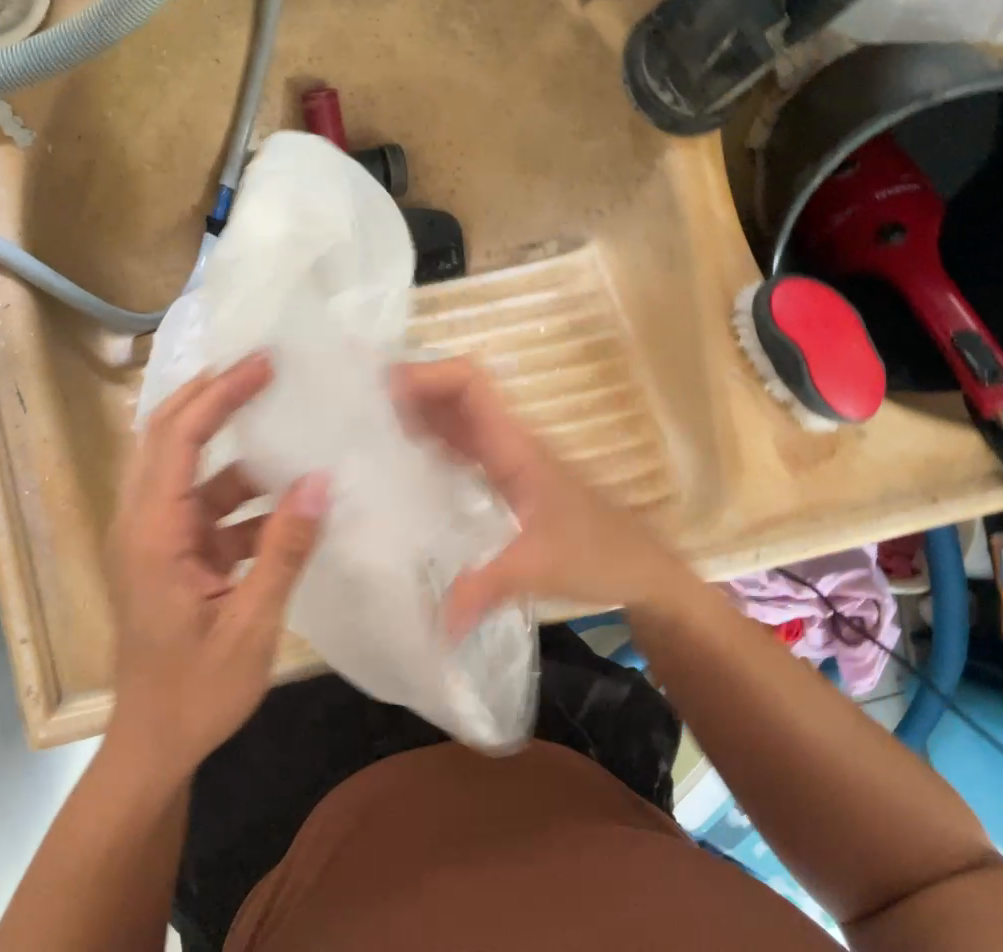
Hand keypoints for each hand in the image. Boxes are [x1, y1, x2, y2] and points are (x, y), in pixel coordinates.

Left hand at [108, 355, 328, 772]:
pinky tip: (289, 507)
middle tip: (265, 369)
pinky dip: (244, 503)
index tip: (263, 364)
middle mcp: (144, 524)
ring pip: (191, 474)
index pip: (178, 438)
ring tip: (291, 433)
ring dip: (237, 456)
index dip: (219, 394)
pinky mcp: (172, 559)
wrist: (154, 745)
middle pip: (169, 438)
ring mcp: (157, 541)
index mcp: (152, 534)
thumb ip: (284, 550)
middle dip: (214, 399)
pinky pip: (208, 511)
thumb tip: (320, 482)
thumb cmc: (195, 692)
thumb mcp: (251, 624)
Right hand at [390, 357, 681, 635]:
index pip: (471, 383)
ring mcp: (508, 463)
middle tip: (357, 414)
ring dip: (415, 419)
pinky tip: (401, 476)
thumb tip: (434, 627)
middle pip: (455, 396)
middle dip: (408, 394)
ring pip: (456, 423)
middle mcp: (509, 444)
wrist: (645, 570)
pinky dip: (429, 451)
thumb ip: (484, 590)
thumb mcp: (539, 569)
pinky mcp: (508, 485)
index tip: (380, 391)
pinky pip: (461, 453)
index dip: (426, 374)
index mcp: (515, 447)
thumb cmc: (602, 553)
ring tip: (365, 437)